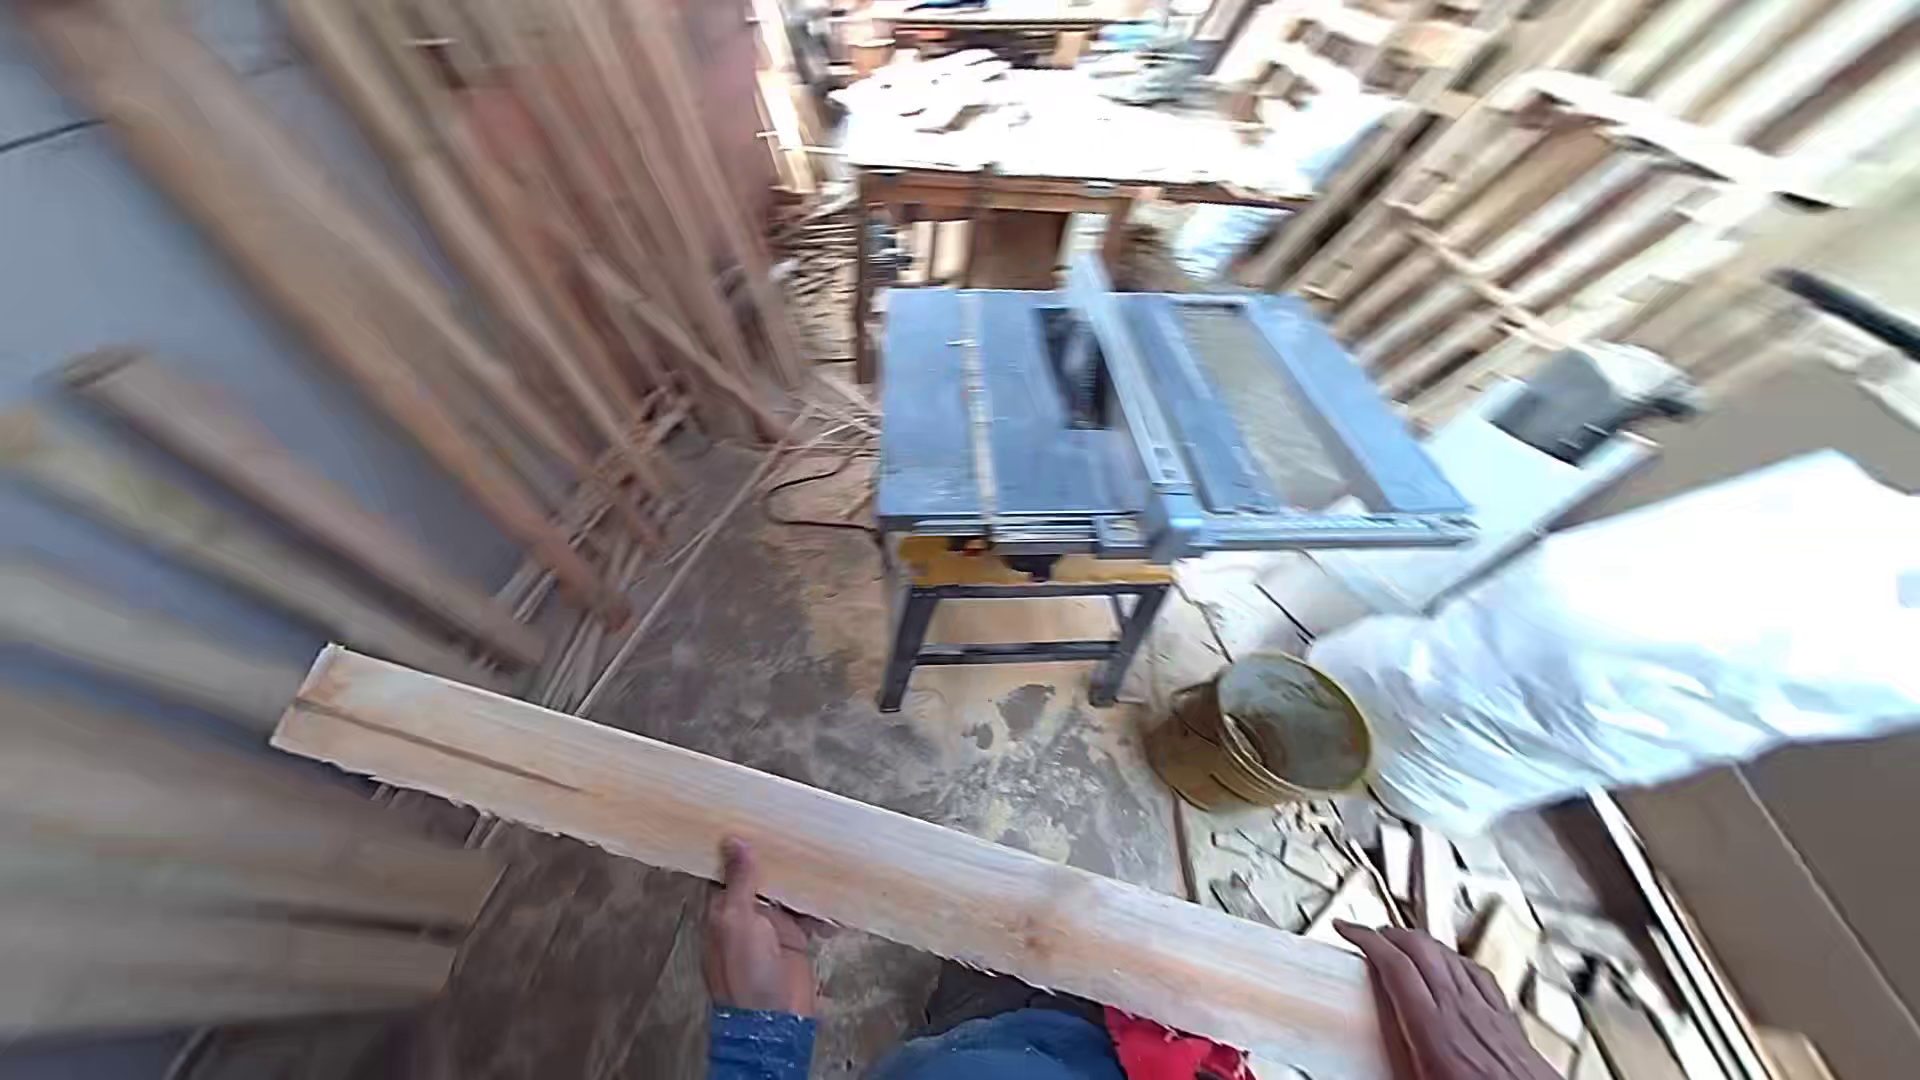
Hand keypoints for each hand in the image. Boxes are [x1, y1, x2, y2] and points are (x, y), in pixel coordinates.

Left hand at [703, 837, 814, 1015]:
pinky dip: (821, 907)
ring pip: (790, 888)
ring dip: (806, 880)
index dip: (743, 845)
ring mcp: (772, 924)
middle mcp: (747, 912)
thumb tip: (734, 841)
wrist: (775, 1023)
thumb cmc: (746, 977)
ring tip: (822, 863)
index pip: (730, 868)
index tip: (760, 818)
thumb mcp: (736, 923)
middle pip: (765, 873)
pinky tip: (829, 905)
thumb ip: (739, 882)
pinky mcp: (796, 935)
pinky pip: (810, 910)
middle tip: (800, 832)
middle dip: (782, 857)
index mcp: (724, 908)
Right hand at [1336, 922, 1558, 1079]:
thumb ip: (1390, 1062)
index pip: (1393, 963)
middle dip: (1389, 933)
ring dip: (1421, 942)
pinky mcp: (1515, 1030)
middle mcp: (1464, 1016)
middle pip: (1421, 948)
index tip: (1345, 928)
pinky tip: (1453, 967)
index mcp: (1436, 1033)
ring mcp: (1493, 1019)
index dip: (1364, 937)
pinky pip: (1482, 978)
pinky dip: (1457, 962)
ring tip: (1404, 943)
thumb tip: (1354, 1066)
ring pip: (1450, 956)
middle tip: (1370, 934)